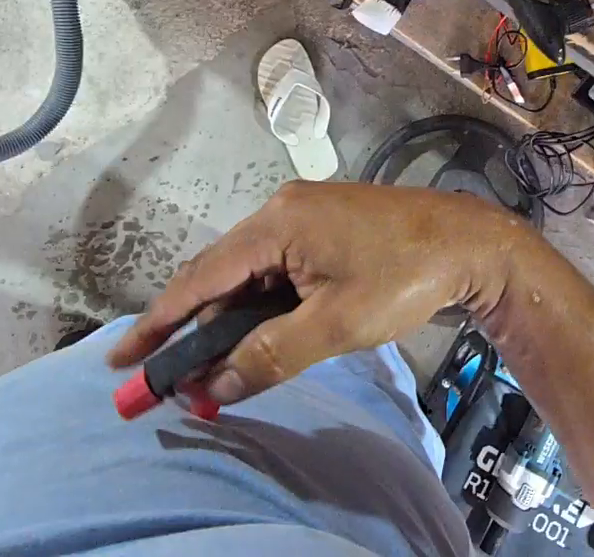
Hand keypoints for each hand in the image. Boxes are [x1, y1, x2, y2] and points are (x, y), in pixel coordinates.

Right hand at [108, 182, 545, 406]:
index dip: (158, 323)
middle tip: (177, 380)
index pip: (200, 278)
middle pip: (223, 274)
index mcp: (277, 222)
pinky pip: (279, 266)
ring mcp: (308, 212)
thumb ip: (266, 355)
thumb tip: (211, 386)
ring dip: (235, 319)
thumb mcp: (334, 326)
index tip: (121, 362)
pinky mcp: (328, 224)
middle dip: (198, 328)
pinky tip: (264, 334)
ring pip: (252, 272)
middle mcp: (284, 208)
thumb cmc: (404, 278)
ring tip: (219, 367)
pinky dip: (266, 303)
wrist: (472, 242)